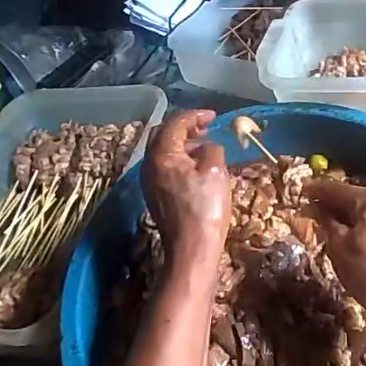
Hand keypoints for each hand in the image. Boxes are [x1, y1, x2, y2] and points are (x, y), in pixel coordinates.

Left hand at [142, 109, 230, 271]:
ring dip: (182, 142)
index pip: (175, 123)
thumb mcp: (216, 170)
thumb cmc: (205, 208)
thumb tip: (206, 148)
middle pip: (162, 133)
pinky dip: (179, 157)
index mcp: (162, 155)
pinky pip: (164, 165)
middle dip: (184, 126)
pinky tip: (196, 165)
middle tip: (206, 127)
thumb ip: (211, 149)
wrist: (191, 249)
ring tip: (204, 144)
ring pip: (162, 150)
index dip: (196, 115)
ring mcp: (149, 181)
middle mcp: (149, 165)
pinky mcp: (156, 194)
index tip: (214, 117)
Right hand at [307, 179, 365, 336]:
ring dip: (349, 217)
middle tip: (312, 211)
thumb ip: (328, 224)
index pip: (338, 189)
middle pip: (356, 198)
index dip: (317, 190)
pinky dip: (363, 228)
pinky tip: (353, 241)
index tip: (301, 190)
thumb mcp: (340, 248)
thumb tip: (320, 210)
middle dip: (334, 204)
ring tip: (329, 227)